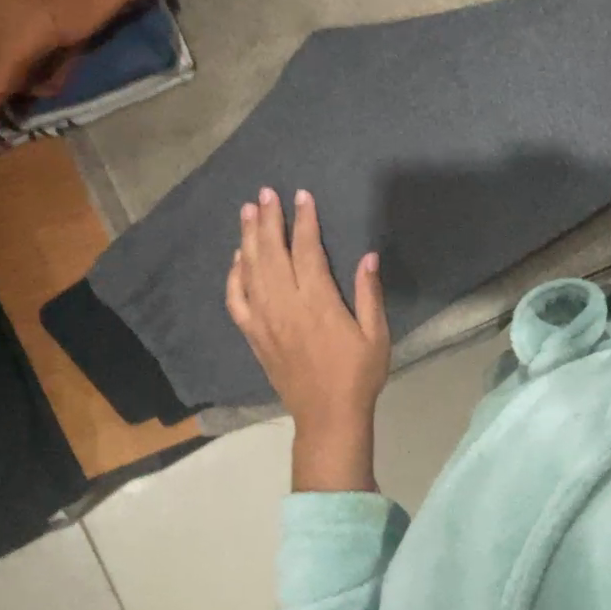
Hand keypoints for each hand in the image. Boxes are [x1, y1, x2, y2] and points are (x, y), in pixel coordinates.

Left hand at [226, 187, 388, 492]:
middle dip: (269, 220)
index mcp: (318, 302)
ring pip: (251, 270)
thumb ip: (369, 294)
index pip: (307, 250)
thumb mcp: (376, 334)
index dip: (304, 221)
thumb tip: (368, 256)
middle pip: (272, 253)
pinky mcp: (254, 335)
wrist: (327, 415)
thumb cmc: (359, 374)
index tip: (302, 197)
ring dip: (248, 239)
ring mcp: (265, 320)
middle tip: (266, 194)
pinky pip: (237, 299)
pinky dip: (234, 275)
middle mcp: (285, 305)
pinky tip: (236, 259)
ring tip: (248, 212)